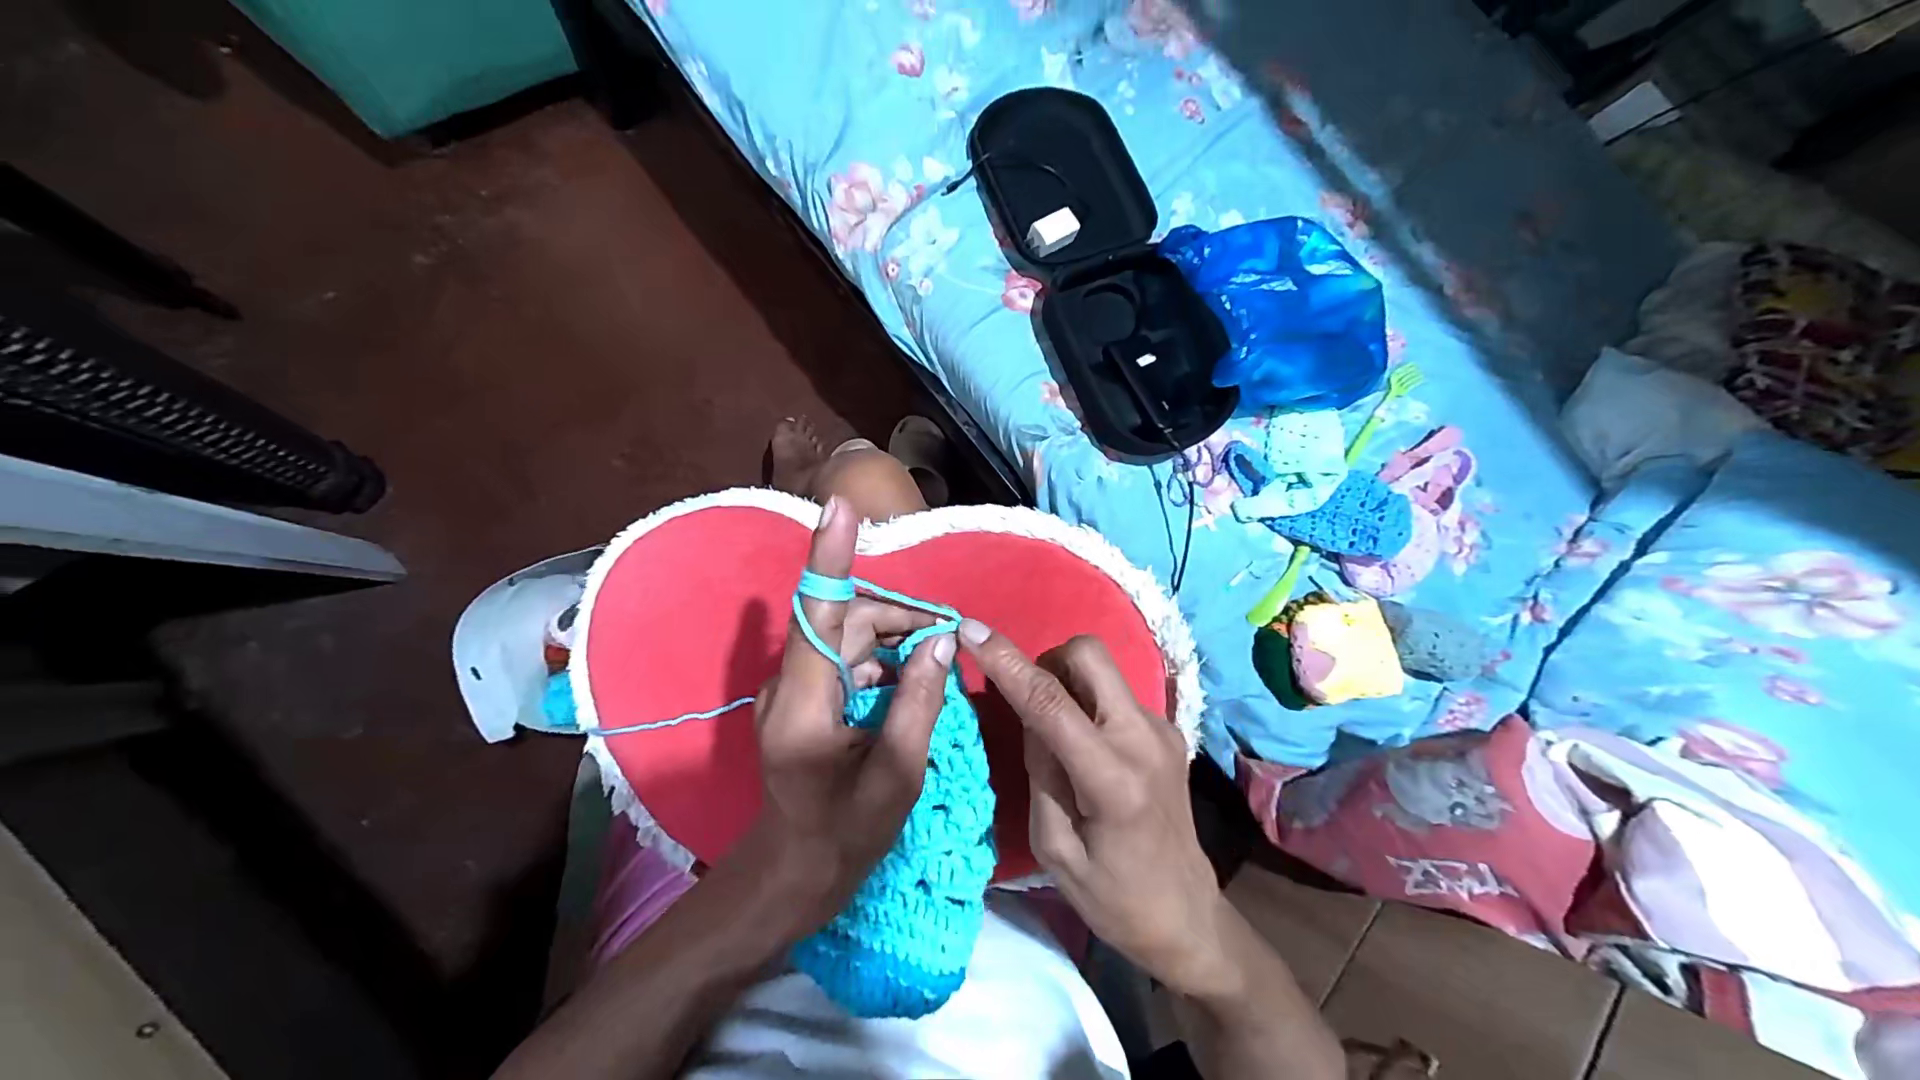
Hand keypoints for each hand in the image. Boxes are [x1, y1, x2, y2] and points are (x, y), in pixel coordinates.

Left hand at [732, 495, 956, 940]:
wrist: (795, 872)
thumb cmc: (846, 833)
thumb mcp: (897, 774)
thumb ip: (918, 701)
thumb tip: (943, 643)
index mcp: (804, 705)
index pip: (816, 614)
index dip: (830, 558)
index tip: (840, 507)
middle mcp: (789, 685)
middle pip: (842, 622)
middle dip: (897, 618)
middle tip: (949, 636)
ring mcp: (791, 691)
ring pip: (844, 637)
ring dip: (891, 638)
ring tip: (936, 655)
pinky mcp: (801, 699)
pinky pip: (841, 659)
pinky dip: (878, 659)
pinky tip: (908, 678)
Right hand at [958, 623, 1239, 998]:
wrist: (1186, 916)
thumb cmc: (1112, 897)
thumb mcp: (1053, 846)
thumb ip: (1040, 770)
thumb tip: (1030, 713)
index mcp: (1113, 779)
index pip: (1050, 702)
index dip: (1006, 662)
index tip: (970, 631)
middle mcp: (1144, 739)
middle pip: (1089, 654)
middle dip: (1046, 659)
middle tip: (1027, 700)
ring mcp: (1162, 729)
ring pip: (1102, 668)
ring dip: (1066, 681)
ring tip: (1054, 733)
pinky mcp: (1167, 729)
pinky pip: (1113, 692)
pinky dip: (1086, 700)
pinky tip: (1083, 745)